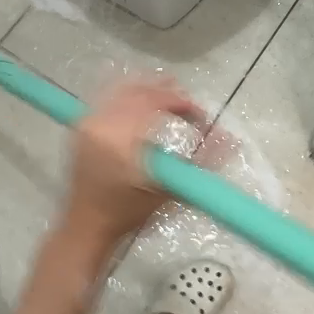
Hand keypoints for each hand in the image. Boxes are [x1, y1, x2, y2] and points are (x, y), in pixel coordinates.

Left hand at [63, 78, 204, 244]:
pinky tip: (142, 97)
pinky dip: (128, 93)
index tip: (199, 114)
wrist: (85, 225)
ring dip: (148, 88)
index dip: (180, 102)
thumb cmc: (127, 212)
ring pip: (122, 90)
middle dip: (167, 93)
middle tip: (189, 103)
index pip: (155, 103)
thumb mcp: (166, 189)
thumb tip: (231, 140)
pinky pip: (108, 97)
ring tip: (170, 90)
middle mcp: (101, 124)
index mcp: (120, 138)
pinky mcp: (82, 126)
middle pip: (139, 92)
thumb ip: (199, 161)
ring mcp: (88, 123)